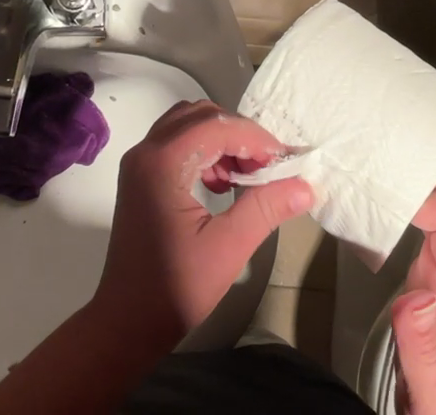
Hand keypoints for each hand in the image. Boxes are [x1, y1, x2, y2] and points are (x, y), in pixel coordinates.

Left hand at [90, 100, 312, 344]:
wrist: (128, 319)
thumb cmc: (176, 285)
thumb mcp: (229, 247)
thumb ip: (266, 208)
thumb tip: (307, 185)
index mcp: (163, 162)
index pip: (216, 126)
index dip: (255, 138)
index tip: (285, 162)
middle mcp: (146, 151)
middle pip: (200, 116)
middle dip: (238, 134)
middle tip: (267, 166)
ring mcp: (139, 162)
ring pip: (187, 126)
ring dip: (221, 140)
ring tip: (247, 176)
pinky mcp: (140, 176)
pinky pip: (176, 144)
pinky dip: (204, 152)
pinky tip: (223, 184)